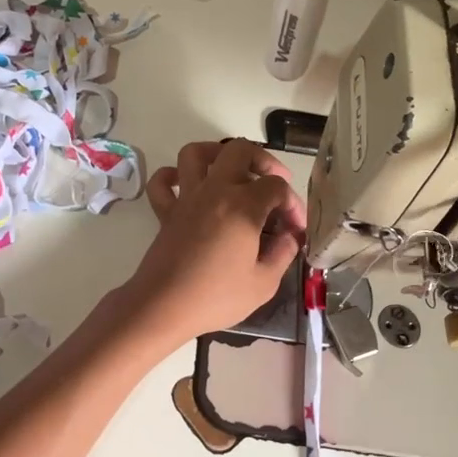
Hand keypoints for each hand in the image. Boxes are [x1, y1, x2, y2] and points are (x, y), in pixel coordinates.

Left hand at [117, 139, 306, 348]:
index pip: (276, 187)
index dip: (292, 203)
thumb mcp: (263, 283)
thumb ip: (283, 254)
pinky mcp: (166, 211)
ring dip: (216, 153)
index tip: (296, 229)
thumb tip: (291, 236)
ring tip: (232, 171)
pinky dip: (170, 176)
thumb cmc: (217, 296)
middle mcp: (215, 191)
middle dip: (263, 160)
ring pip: (196, 153)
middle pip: (240, 150)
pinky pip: (161, 182)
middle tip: (272, 182)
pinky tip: (185, 184)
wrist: (164, 306)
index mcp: (243, 206)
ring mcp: (187, 198)